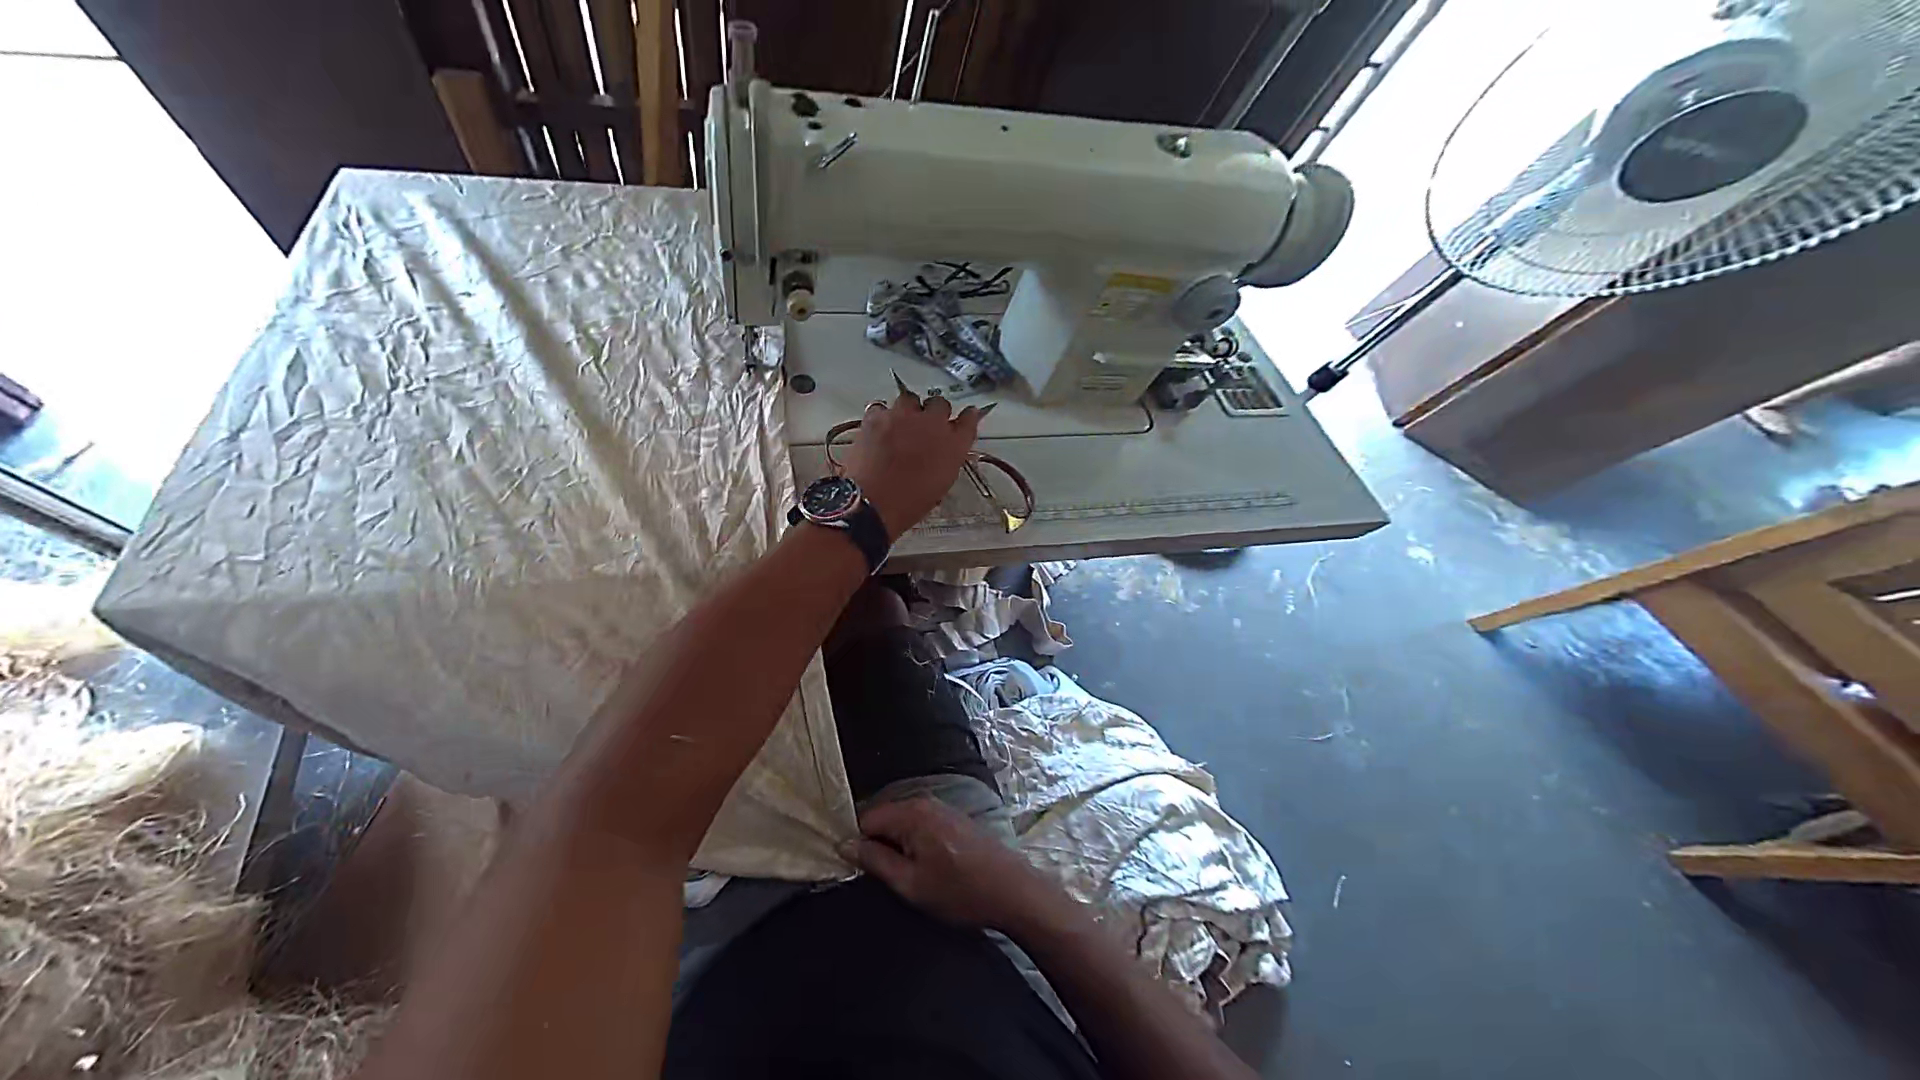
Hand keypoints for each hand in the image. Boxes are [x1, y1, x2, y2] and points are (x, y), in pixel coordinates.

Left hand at [840, 381, 987, 541]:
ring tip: (900, 425)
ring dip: (908, 410)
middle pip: (940, 404)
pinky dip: (881, 416)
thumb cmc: (908, 504)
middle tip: (925, 426)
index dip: (967, 417)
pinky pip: (882, 407)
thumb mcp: (938, 485)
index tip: (966, 417)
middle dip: (934, 412)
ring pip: (910, 399)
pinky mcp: (876, 417)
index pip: (969, 420)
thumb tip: (942, 453)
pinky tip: (878, 429)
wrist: (872, 503)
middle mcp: (932, 424)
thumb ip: (946, 461)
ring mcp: (903, 417)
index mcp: (954, 445)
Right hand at [844, 797, 1079, 937]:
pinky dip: (913, 843)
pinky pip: (920, 825)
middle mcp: (925, 802)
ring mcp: (942, 808)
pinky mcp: (953, 818)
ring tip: (903, 875)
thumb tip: (845, 844)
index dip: (856, 843)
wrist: (1012, 890)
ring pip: (902, 822)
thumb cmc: (960, 891)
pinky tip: (923, 867)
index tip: (856, 868)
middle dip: (876, 844)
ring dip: (896, 846)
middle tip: (880, 876)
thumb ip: (875, 861)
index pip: (866, 818)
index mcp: (912, 813)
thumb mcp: (911, 884)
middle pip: (884, 817)